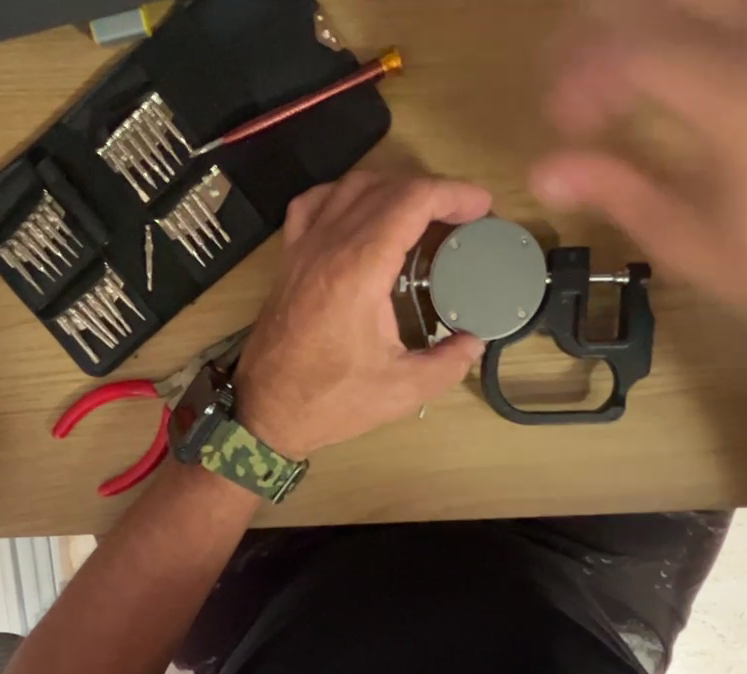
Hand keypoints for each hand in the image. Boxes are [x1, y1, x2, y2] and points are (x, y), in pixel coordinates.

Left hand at [232, 172, 492, 458]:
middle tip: (462, 217)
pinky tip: (361, 211)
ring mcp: (302, 248)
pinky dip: (344, 195)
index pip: (412, 201)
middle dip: (432, 192)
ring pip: (350, 187)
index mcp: (359, 270)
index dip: (453, 194)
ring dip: (392, 187)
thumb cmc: (329, 402)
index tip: (481, 207)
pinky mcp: (288, 260)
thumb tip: (474, 341)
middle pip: (387, 188)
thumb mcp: (401, 390)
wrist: (265, 412)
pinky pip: (313, 204)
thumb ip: (448, 362)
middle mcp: (328, 246)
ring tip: (421, 212)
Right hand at [529, 0, 746, 348]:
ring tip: (611, 75)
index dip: (578, 77)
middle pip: (665, 0)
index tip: (554, 119)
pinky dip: (693, 24)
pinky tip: (672, 70)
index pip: (632, 48)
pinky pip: (744, 4)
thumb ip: (613, 189)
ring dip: (646, 23)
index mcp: (739, 93)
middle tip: (568, 83)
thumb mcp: (682, 238)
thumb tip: (543, 172)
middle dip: (601, 30)